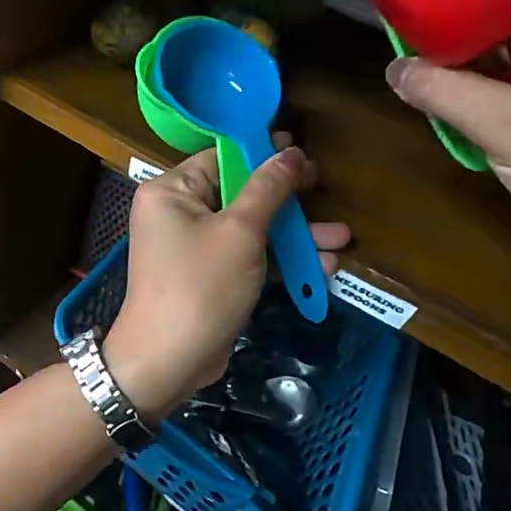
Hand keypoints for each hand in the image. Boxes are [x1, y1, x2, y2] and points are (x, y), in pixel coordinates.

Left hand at [103, 140, 351, 420]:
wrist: (169, 360)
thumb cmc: (201, 285)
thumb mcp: (240, 232)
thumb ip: (268, 189)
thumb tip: (290, 152)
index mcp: (171, 190)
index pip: (221, 158)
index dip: (262, 153)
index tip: (300, 150)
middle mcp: (177, 212)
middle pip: (239, 192)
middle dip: (286, 198)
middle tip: (322, 188)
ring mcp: (192, 246)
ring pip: (248, 227)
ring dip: (293, 234)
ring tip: (341, 238)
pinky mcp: (208, 275)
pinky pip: (245, 255)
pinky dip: (277, 259)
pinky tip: (321, 265)